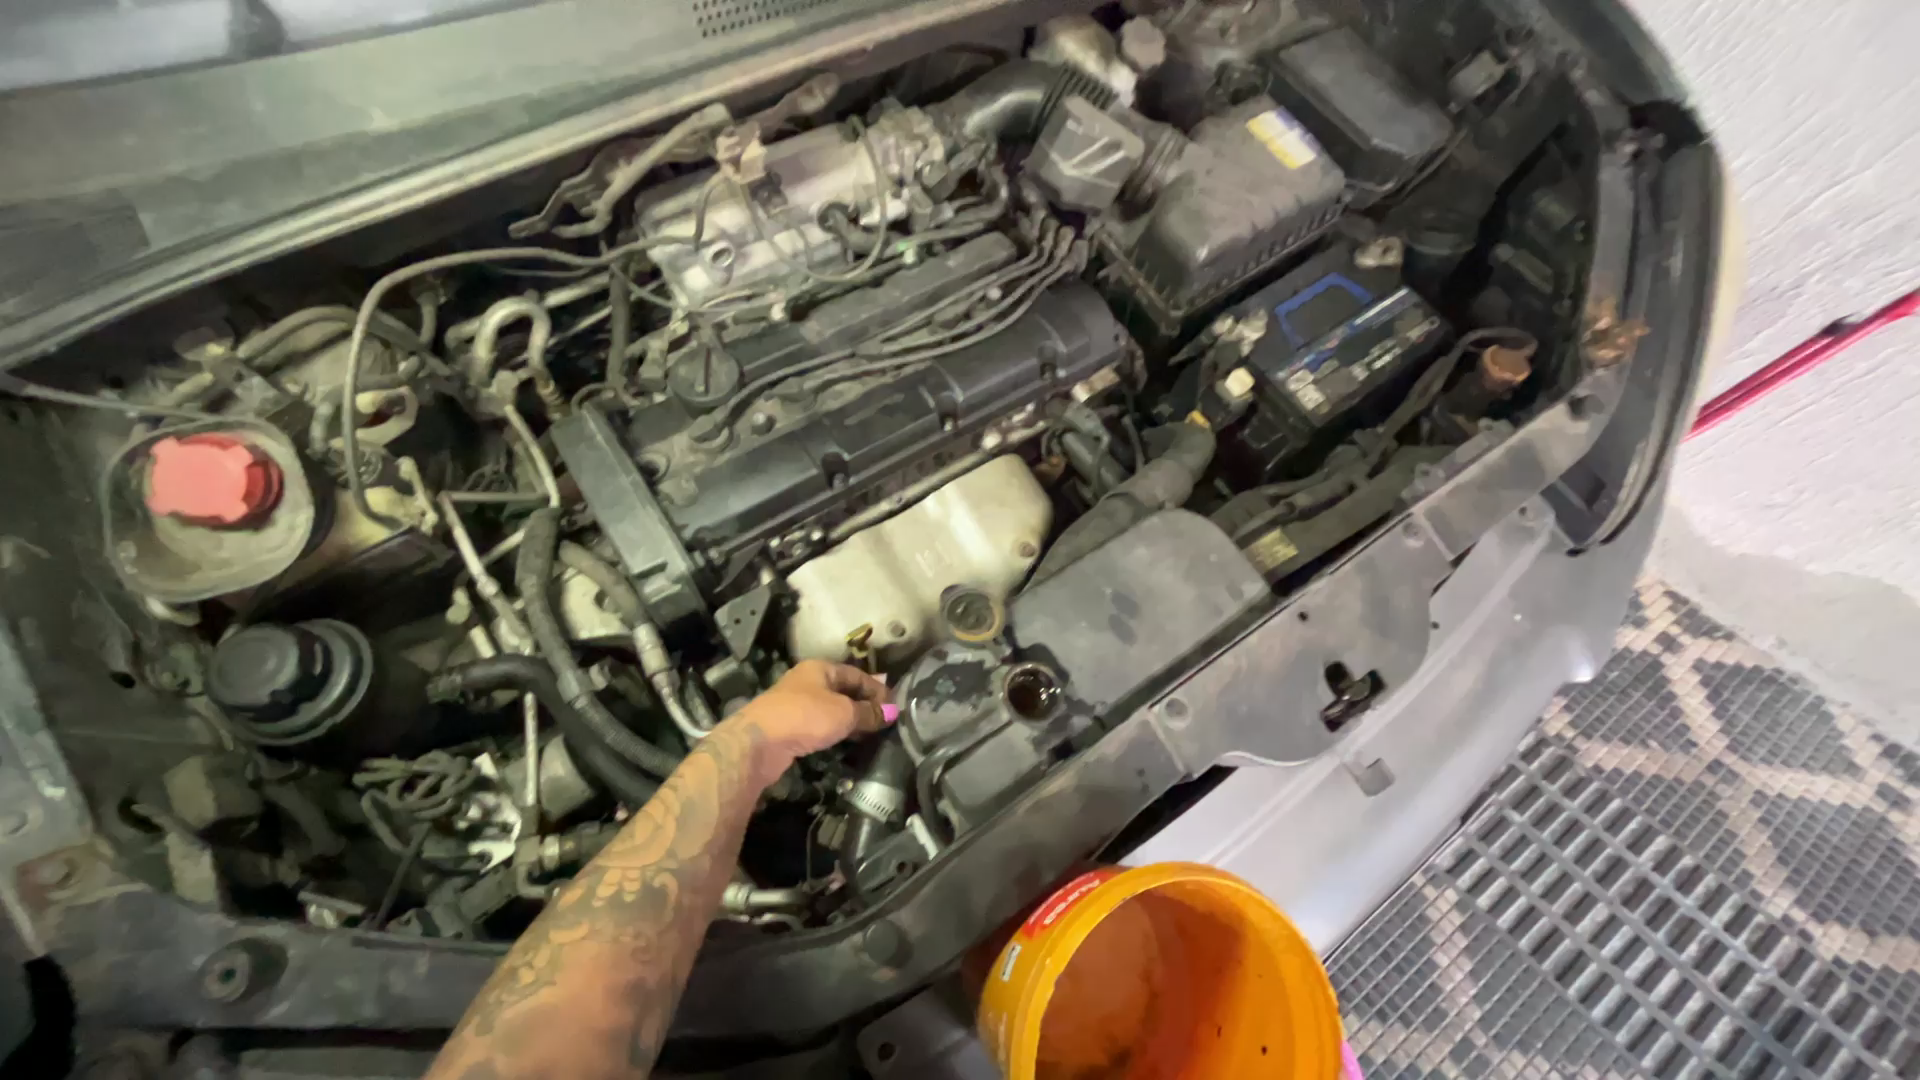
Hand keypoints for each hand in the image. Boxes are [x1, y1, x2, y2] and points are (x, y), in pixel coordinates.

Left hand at [731, 660, 890, 787]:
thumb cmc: (805, 717)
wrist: (758, 742)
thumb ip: (869, 712)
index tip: (895, 706)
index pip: (857, 674)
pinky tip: (847, 740)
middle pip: (844, 689)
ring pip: (832, 708)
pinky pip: (821, 723)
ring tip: (871, 732)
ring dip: (852, 718)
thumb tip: (893, 712)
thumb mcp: (844, 713)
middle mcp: (809, 681)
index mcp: (821, 668)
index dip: (878, 689)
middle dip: (866, 703)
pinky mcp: (790, 726)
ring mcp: (797, 703)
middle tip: (886, 720)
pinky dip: (836, 729)